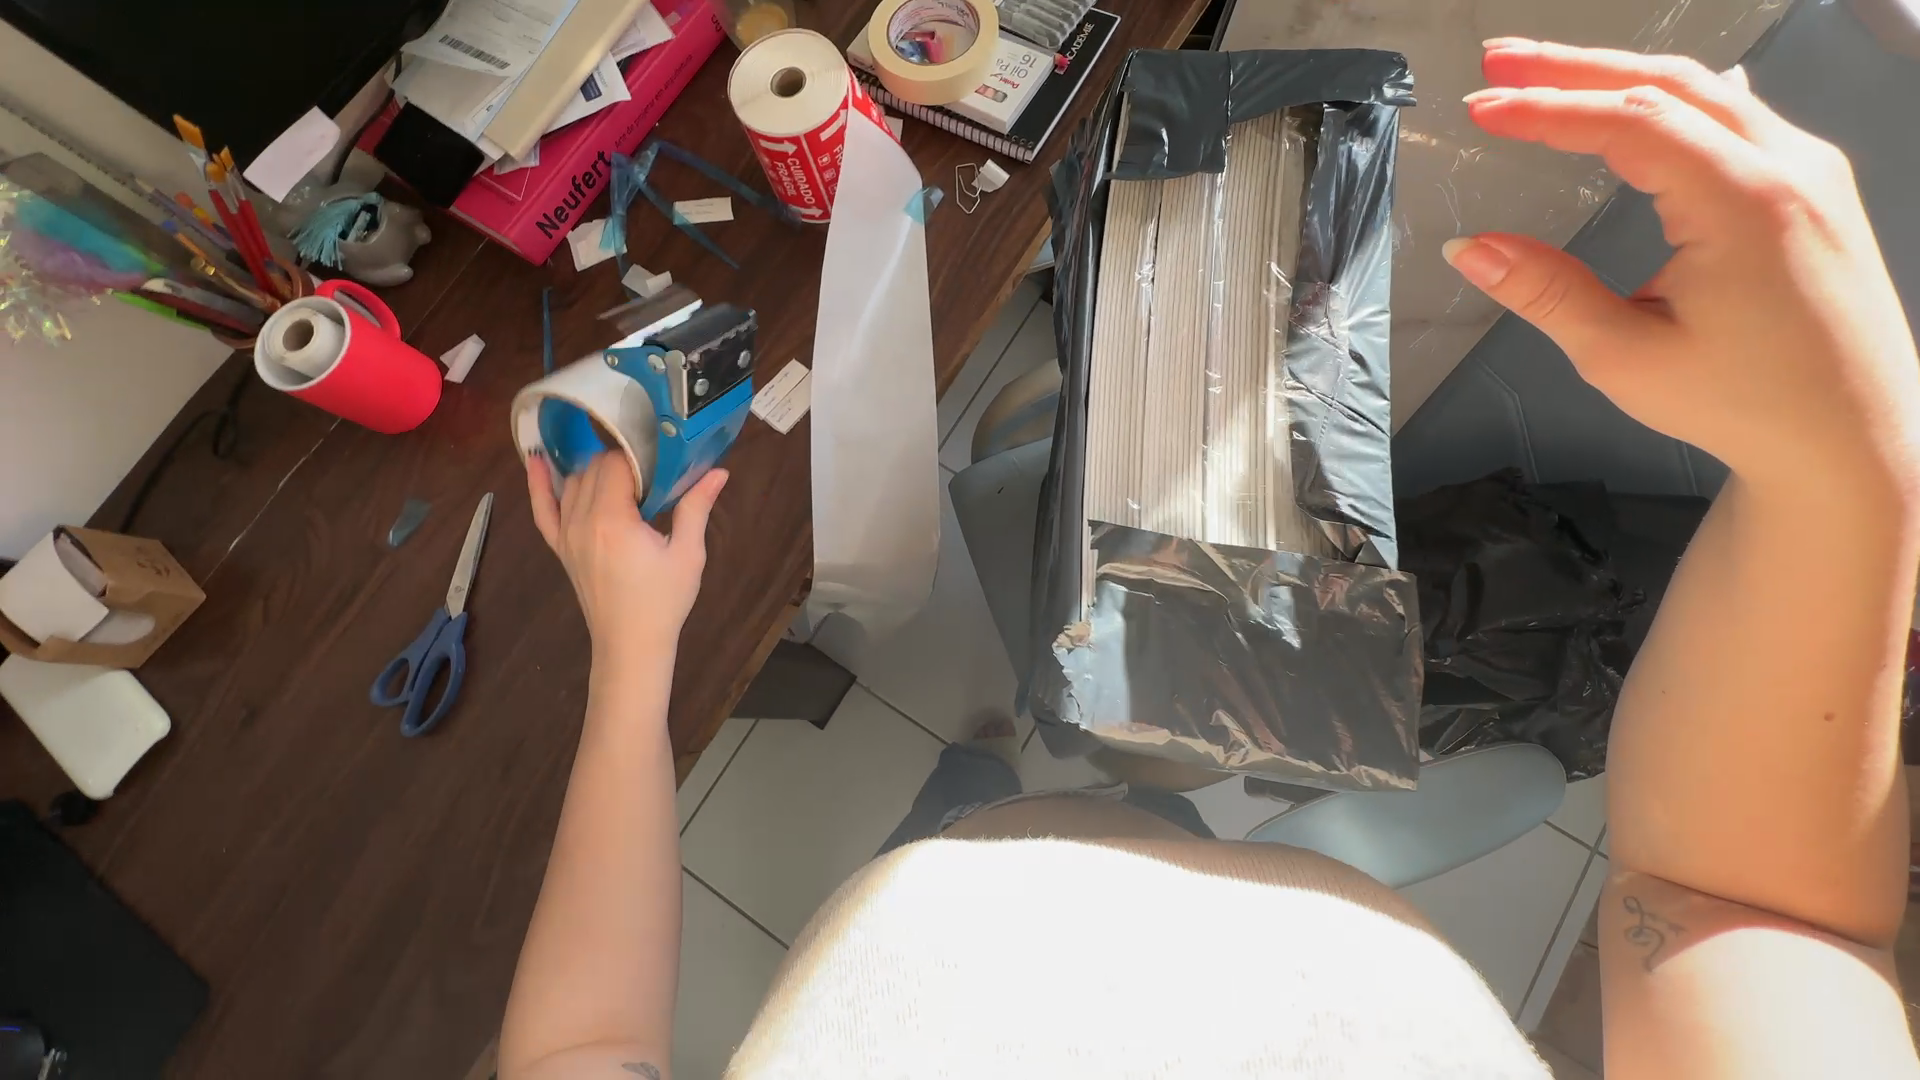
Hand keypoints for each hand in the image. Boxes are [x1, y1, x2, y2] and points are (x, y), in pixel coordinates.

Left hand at [526, 452, 728, 657]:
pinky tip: (537, 460)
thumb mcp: (688, 553)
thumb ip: (696, 508)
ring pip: (573, 482)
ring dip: (596, 472)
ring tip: (625, 478)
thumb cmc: (664, 600)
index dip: (640, 458)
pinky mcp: (559, 547)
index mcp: (613, 520)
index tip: (662, 465)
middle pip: (594, 469)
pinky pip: (542, 508)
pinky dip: (538, 484)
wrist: (631, 643)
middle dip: (622, 462)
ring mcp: (565, 534)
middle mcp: (582, 521)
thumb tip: (719, 471)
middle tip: (652, 475)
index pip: (616, 464)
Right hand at [1444, 40, 1919, 502]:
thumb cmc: (1735, 399)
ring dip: (1618, 76)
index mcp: (1743, 201)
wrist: (1849, 429)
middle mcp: (1787, 165)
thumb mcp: (1620, 353)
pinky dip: (1669, 97)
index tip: (1479, 107)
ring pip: (1704, 92)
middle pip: (1669, 84)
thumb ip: (1545, 292)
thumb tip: (1472, 249)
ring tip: (1547, 73)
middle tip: (1499, 59)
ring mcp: (1806, 170)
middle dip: (1575, 66)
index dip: (1546, 110)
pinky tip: (1643, 97)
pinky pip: (1734, 116)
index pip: (1628, 125)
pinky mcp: (1805, 190)